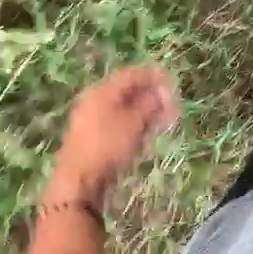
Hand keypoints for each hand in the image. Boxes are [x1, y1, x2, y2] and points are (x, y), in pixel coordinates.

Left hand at [46, 66, 179, 206]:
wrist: (80, 178)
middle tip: (171, 103)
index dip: (154, 76)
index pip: (132, 75)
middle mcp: (94, 99)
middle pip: (127, 90)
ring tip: (163, 118)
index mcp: (102, 91)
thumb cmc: (109, 145)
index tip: (173, 83)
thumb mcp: (135, 122)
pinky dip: (134, 120)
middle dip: (151, 94)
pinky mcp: (92, 133)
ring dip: (144, 109)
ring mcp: (91, 117)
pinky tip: (146, 130)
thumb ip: (150, 103)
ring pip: (123, 106)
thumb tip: (161, 91)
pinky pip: (117, 118)